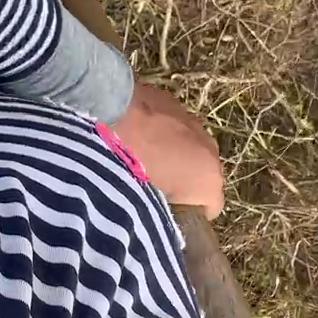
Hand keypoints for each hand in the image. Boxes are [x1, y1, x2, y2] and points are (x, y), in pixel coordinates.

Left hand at [108, 83, 223, 216]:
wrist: (106, 111)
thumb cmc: (126, 163)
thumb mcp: (142, 201)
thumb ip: (158, 212)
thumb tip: (152, 217)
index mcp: (209, 179)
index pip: (209, 209)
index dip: (186, 213)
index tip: (162, 210)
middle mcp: (210, 150)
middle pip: (201, 175)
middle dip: (181, 181)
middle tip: (147, 183)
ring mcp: (192, 121)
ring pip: (187, 148)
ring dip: (170, 153)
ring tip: (136, 155)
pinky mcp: (172, 100)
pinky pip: (172, 126)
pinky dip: (159, 130)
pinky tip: (131, 131)